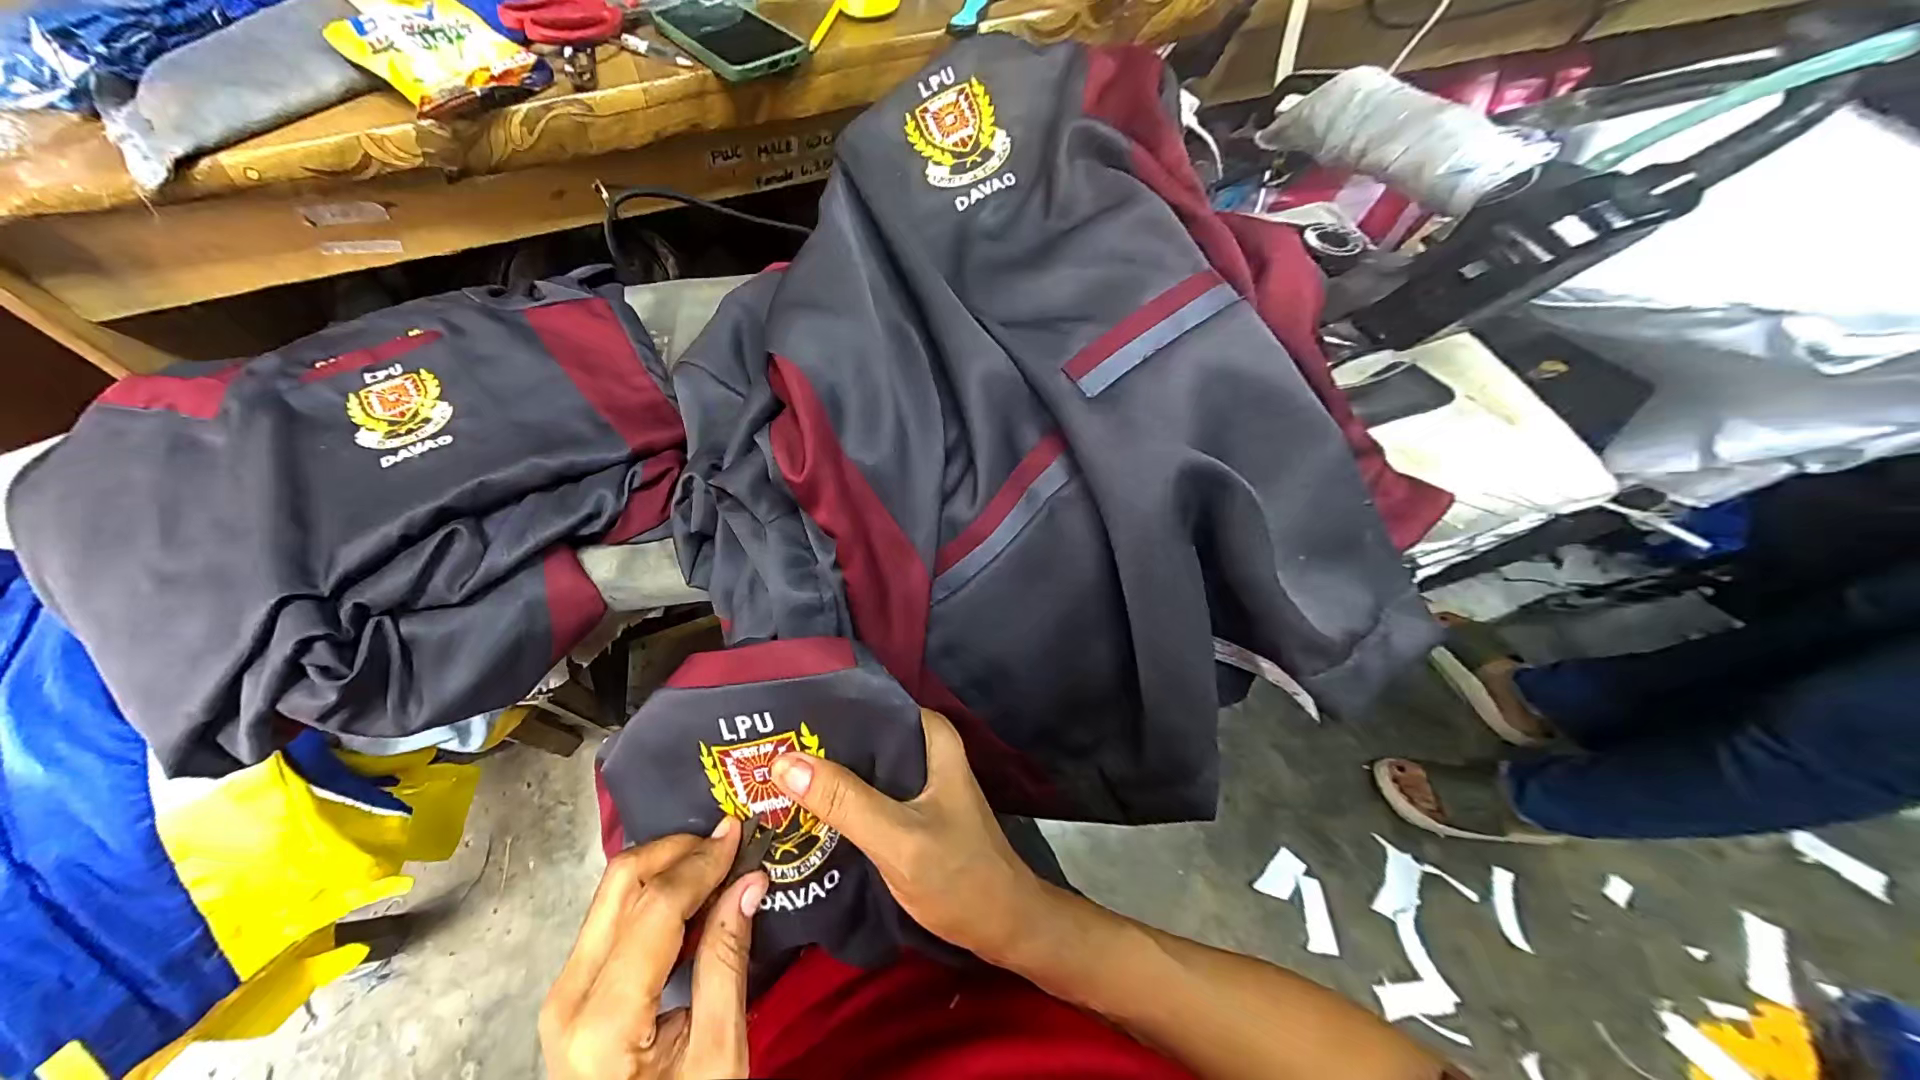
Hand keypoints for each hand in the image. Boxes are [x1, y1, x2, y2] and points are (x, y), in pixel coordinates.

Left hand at [540, 821, 769, 1079]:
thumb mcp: (718, 1055)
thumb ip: (727, 962)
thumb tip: (749, 881)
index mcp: (603, 1021)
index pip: (656, 907)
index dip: (702, 862)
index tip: (740, 835)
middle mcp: (567, 996)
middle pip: (621, 884)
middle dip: (679, 849)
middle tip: (728, 843)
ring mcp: (562, 993)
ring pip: (612, 893)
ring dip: (667, 865)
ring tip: (717, 863)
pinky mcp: (571, 992)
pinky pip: (611, 916)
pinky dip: (654, 890)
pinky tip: (692, 894)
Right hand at [769, 709, 1053, 965]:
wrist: (1003, 928)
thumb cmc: (959, 877)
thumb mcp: (897, 837)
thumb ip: (845, 801)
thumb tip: (783, 762)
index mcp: (931, 738)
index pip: (872, 705)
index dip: (827, 710)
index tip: (778, 717)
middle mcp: (924, 752)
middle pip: (863, 736)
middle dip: (818, 743)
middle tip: (762, 750)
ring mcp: (917, 784)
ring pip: (863, 767)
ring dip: (826, 774)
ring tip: (769, 776)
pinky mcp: (909, 812)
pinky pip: (866, 794)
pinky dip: (839, 800)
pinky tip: (802, 810)